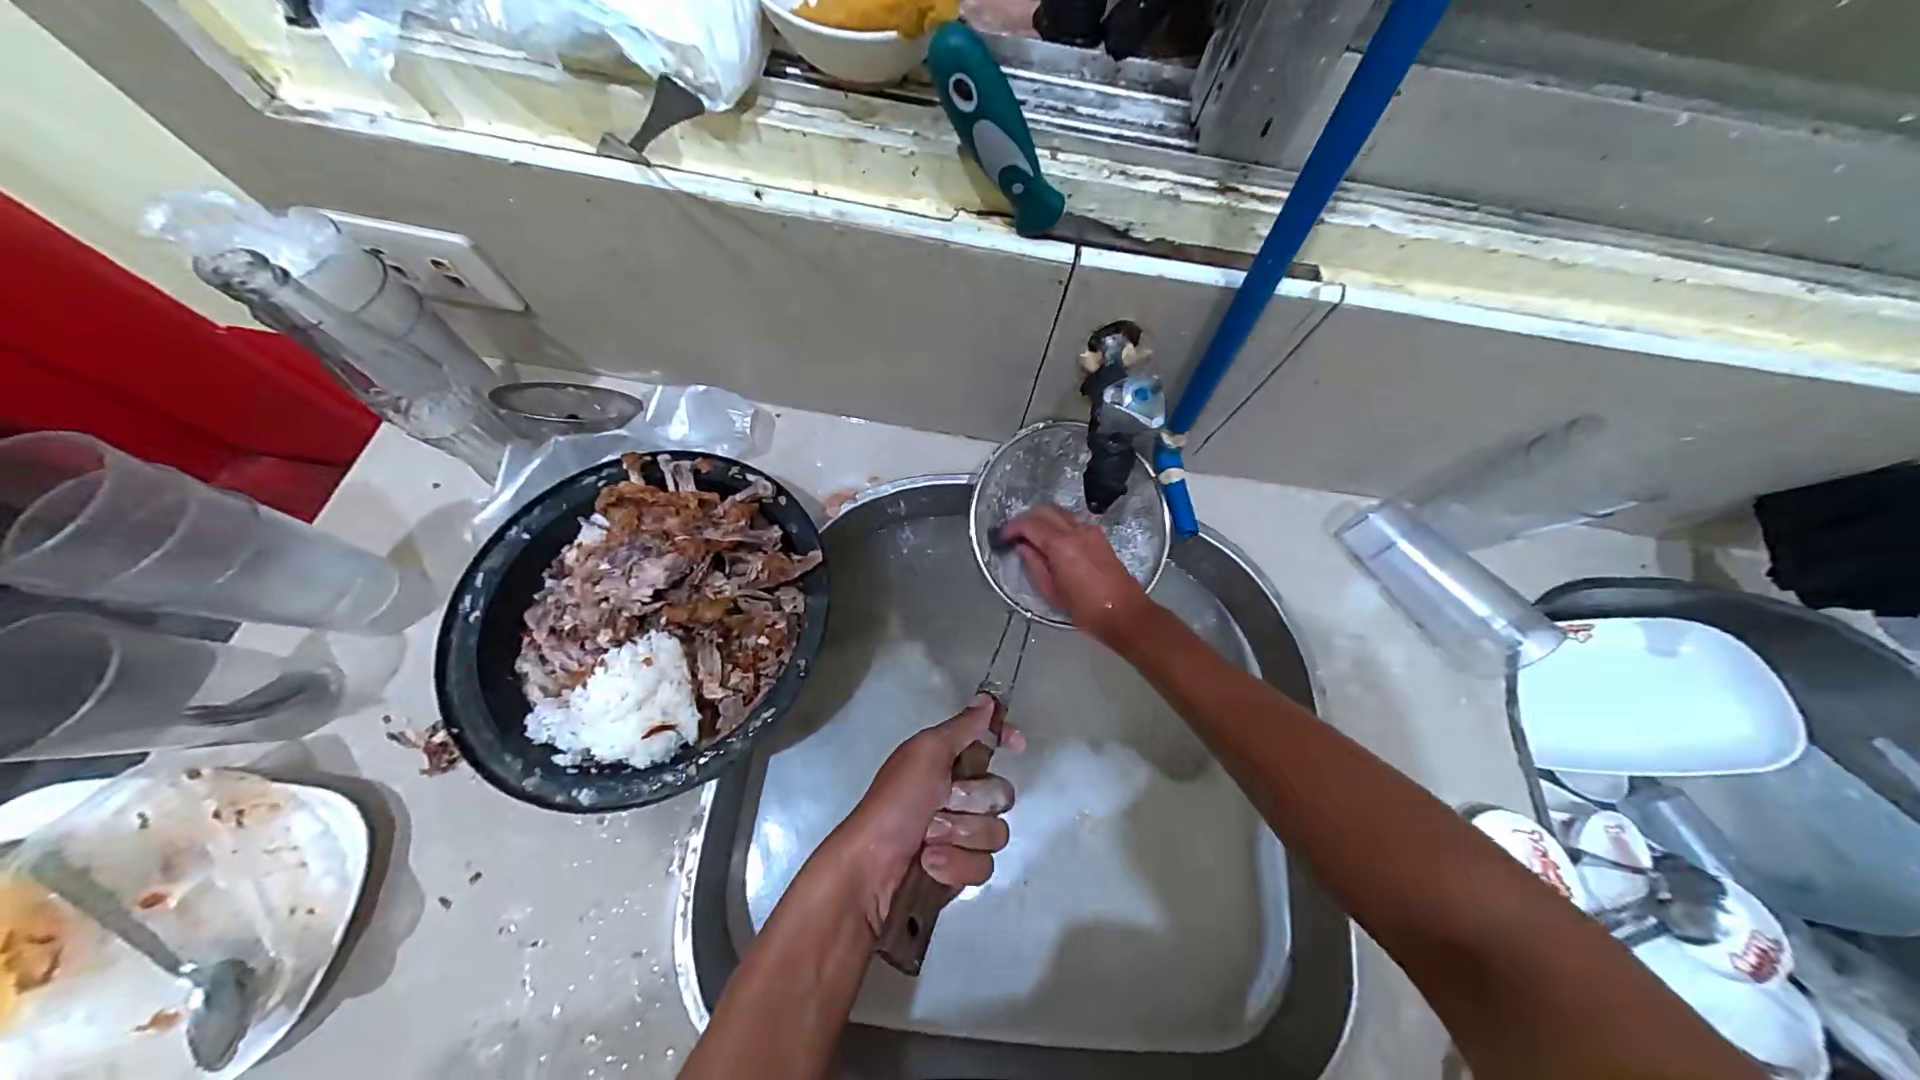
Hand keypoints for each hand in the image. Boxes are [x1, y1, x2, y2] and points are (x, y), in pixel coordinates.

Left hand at [827, 694, 1023, 933]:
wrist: (873, 870)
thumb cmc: (897, 803)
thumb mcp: (926, 753)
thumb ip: (962, 727)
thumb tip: (988, 699)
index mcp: (945, 763)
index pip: (985, 743)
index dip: (1002, 739)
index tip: (1016, 744)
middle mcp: (956, 796)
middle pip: (1000, 792)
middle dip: (973, 801)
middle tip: (943, 804)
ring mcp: (960, 835)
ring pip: (996, 832)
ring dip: (962, 834)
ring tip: (930, 839)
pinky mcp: (961, 870)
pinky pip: (984, 865)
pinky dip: (957, 864)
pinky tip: (932, 864)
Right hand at [998, 504, 1154, 642]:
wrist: (1124, 612)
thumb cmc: (1085, 608)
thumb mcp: (1051, 590)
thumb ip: (1034, 564)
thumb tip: (1023, 548)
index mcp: (1061, 544)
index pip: (1030, 524)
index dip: (1012, 528)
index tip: (1002, 537)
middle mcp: (1076, 530)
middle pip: (1045, 511)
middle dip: (1026, 519)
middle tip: (1015, 535)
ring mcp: (1090, 531)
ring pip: (1060, 513)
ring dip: (1043, 519)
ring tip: (1032, 537)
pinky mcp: (1100, 537)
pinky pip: (1073, 522)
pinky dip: (1058, 524)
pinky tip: (1052, 541)